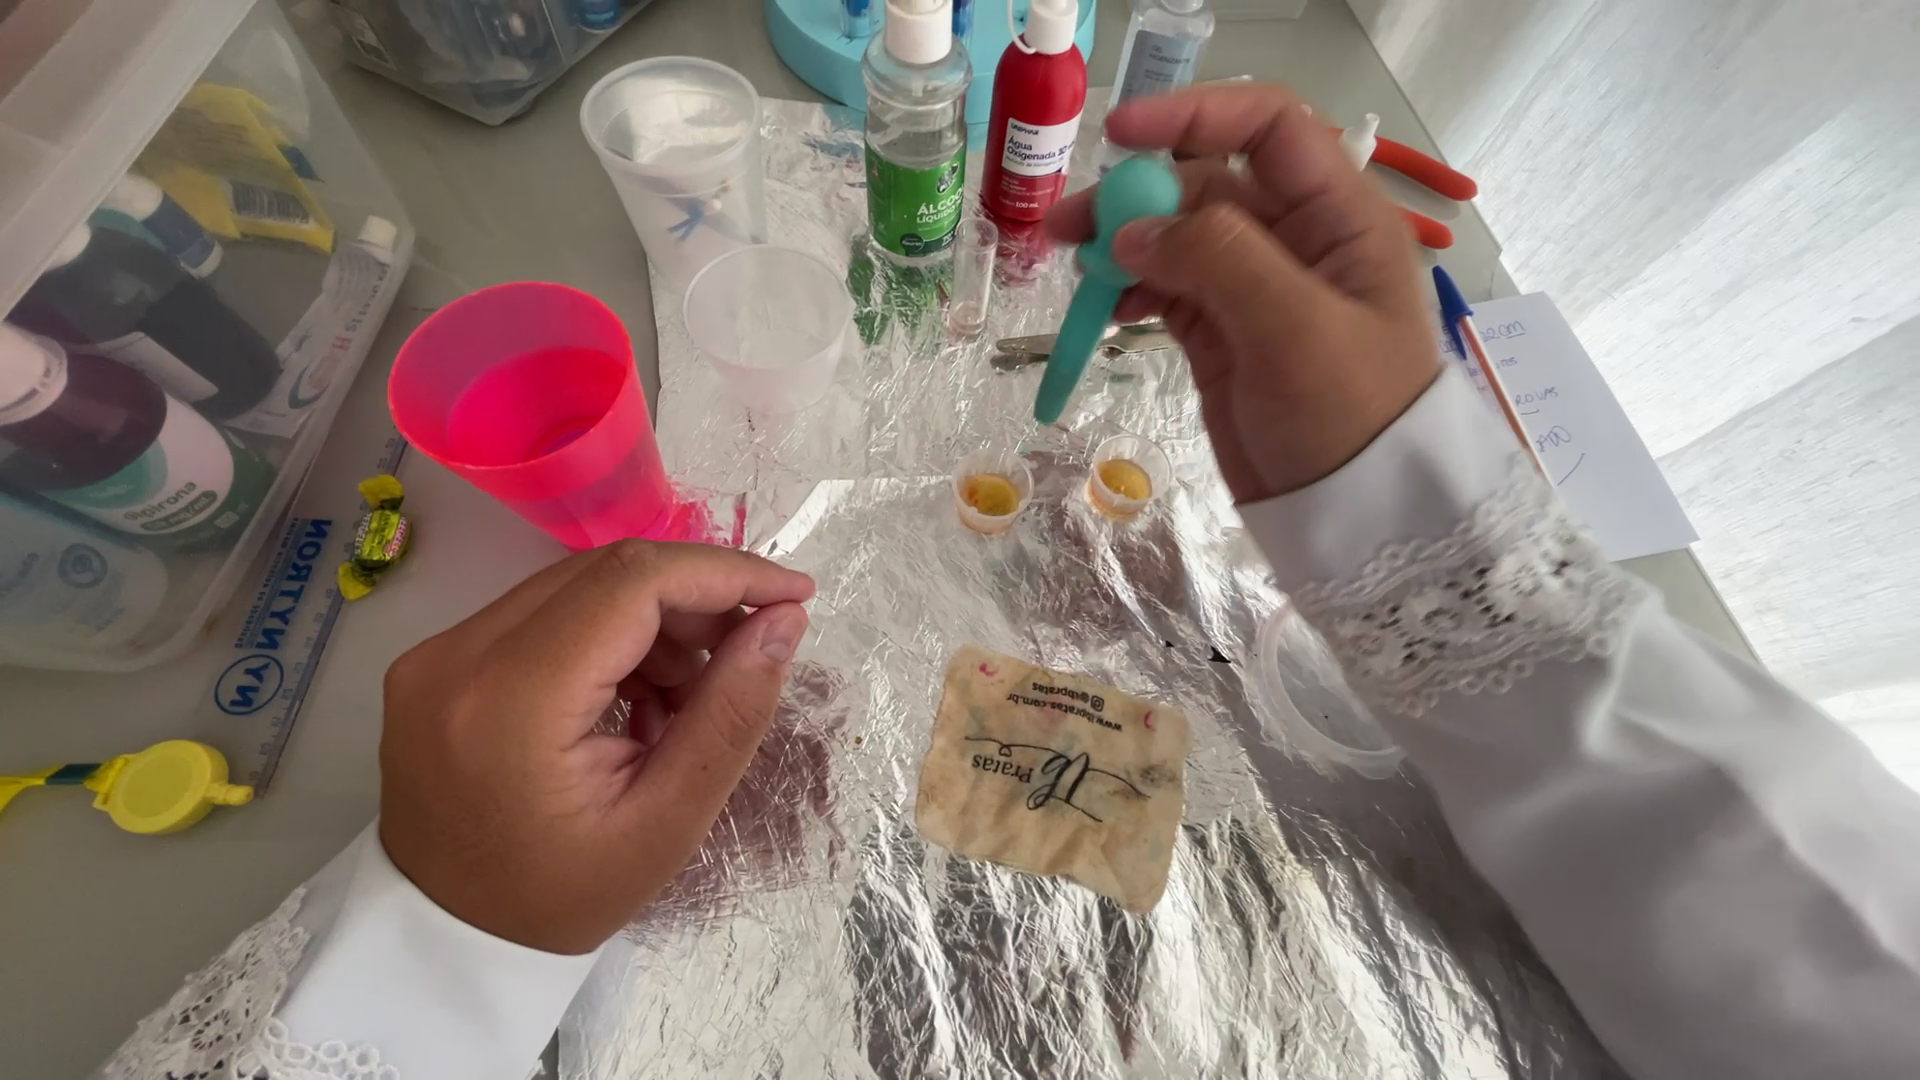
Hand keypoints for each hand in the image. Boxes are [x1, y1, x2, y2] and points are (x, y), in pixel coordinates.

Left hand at [378, 540, 814, 954]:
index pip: (634, 584)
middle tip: (749, 647)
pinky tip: (645, 693)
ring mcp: (437, 649)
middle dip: (700, 596)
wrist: (446, 938)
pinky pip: (557, 609)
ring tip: (693, 691)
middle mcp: (457, 655)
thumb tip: (785, 619)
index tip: (793, 595)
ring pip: (588, 584)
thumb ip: (734, 711)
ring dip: (663, 618)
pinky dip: (621, 633)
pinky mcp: (440, 654)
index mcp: (510, 702)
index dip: (726, 573)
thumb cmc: (564, 896)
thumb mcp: (672, 820)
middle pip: (612, 573)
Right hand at [1045, 83, 1441, 501]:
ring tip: (1078, 272)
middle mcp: (1295, 243)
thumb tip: (1133, 230)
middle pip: (1205, 188)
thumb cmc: (1347, 414)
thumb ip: (1219, 261)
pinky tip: (1105, 308)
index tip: (1118, 135)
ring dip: (1125, 247)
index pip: (1269, 129)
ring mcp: (1252, 293)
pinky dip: (1132, 293)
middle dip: (1138, 197)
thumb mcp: (1294, 327)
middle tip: (1067, 228)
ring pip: (1177, 242)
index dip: (1195, 116)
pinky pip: (1167, 295)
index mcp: (1336, 218)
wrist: (1351, 511)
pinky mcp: (1220, 338)